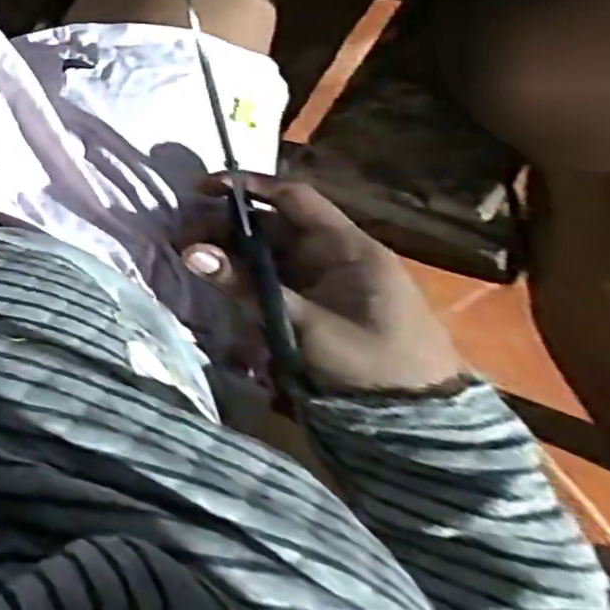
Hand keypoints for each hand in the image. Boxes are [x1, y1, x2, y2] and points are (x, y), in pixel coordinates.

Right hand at [180, 174, 464, 393]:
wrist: (422, 423)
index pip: (293, 197)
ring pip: (270, 249)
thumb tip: (190, 251)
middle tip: (187, 240)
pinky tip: (221, 278)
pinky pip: (276, 273)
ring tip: (195, 259)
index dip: (249, 186)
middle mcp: (336, 253)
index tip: (203, 189)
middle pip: (273, 223)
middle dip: (227, 226)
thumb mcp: (303, 324)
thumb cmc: (371, 363)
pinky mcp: (320, 300)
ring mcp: (329, 278)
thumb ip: (246, 285)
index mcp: (347, 247)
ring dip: (233, 250)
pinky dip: (247, 272)